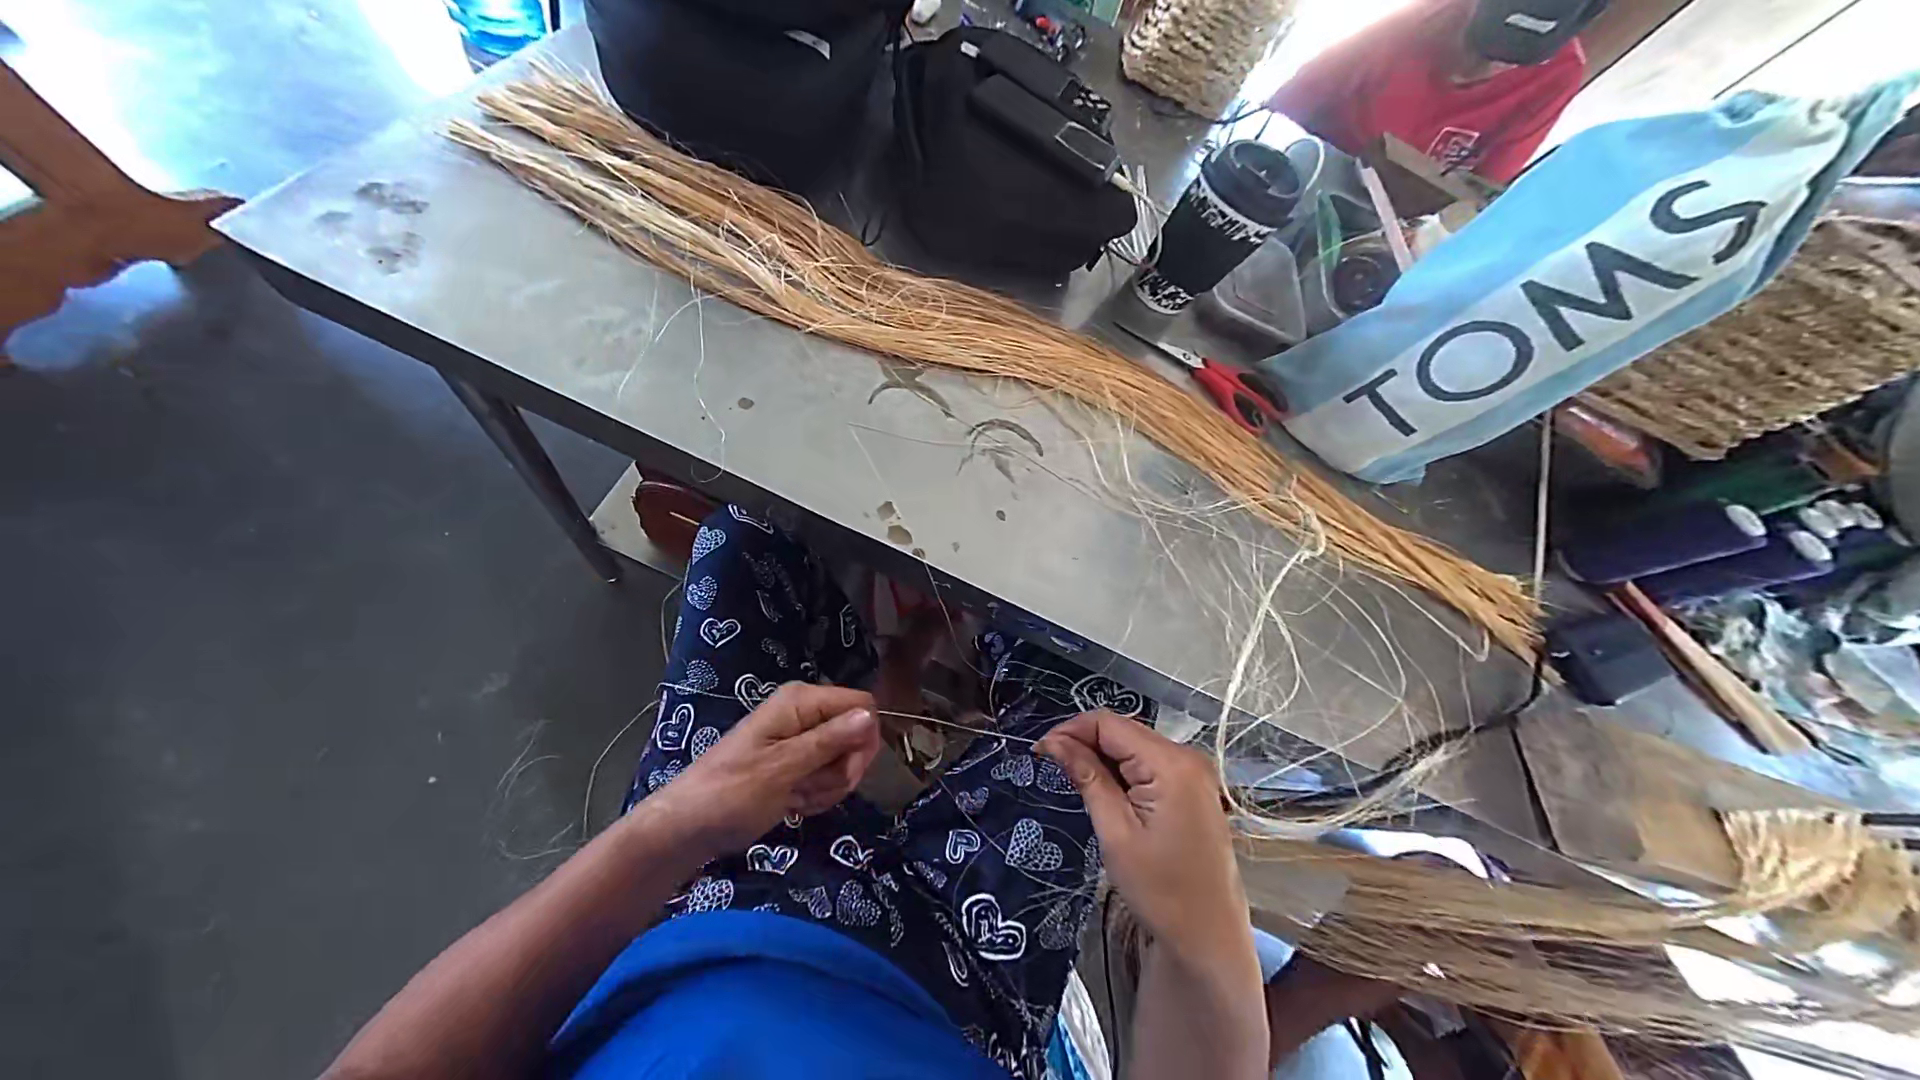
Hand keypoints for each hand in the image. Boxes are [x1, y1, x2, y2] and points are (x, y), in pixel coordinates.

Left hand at [641, 683, 879, 854]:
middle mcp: (806, 712)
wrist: (688, 827)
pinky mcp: (798, 761)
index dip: (863, 740)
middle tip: (810, 789)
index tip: (846, 773)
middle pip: (857, 735)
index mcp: (801, 700)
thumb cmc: (731, 793)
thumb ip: (828, 741)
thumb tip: (871, 715)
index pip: (862, 705)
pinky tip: (792, 803)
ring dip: (827, 787)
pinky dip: (816, 794)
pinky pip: (828, 776)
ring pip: (845, 760)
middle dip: (842, 770)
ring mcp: (802, 737)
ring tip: (794, 798)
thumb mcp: (782, 769)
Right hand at [1037, 710, 1250, 966]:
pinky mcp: (1194, 788)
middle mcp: (1188, 757)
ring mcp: (1194, 772)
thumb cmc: (1160, 890)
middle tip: (1052, 767)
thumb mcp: (1115, 832)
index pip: (1109, 723)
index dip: (1070, 730)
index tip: (1041, 751)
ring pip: (1134, 746)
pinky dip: (1122, 771)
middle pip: (1123, 731)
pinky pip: (1149, 764)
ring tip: (1074, 781)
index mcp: (1171, 764)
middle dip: (1084, 743)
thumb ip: (1087, 777)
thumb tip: (1054, 741)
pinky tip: (1105, 793)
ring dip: (1101, 758)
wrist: (1208, 939)